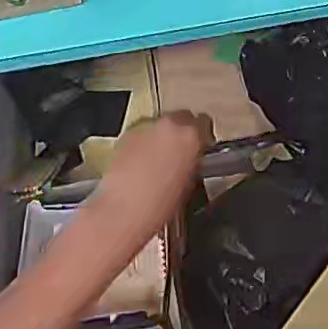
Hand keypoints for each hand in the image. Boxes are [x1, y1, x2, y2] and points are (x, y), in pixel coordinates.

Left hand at [91, 111, 212, 237]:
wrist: (124, 211)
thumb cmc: (159, 205)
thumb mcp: (190, 183)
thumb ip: (193, 162)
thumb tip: (190, 159)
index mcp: (191, 136)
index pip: (203, 123)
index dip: (202, 136)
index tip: (200, 147)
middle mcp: (169, 125)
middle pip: (181, 118)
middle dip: (181, 133)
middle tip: (179, 154)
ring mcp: (145, 128)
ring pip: (159, 125)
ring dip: (161, 138)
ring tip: (158, 161)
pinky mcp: (125, 135)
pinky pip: (141, 134)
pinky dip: (143, 144)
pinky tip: (141, 164)